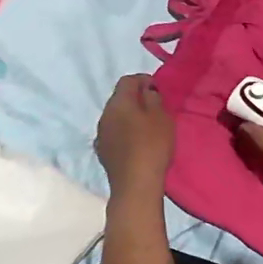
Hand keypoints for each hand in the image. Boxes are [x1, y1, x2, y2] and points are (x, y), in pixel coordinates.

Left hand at [96, 74, 175, 195]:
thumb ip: (153, 98)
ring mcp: (101, 134)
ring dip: (129, 116)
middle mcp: (105, 114)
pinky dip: (124, 132)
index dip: (143, 80)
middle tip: (154, 107)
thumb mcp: (162, 117)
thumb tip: (146, 90)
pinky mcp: (102, 151)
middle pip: (119, 98)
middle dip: (135, 99)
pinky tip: (135, 142)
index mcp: (118, 102)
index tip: (157, 89)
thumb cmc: (152, 146)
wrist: (135, 184)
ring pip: (115, 116)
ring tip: (146, 126)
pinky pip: (114, 133)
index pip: (127, 80)